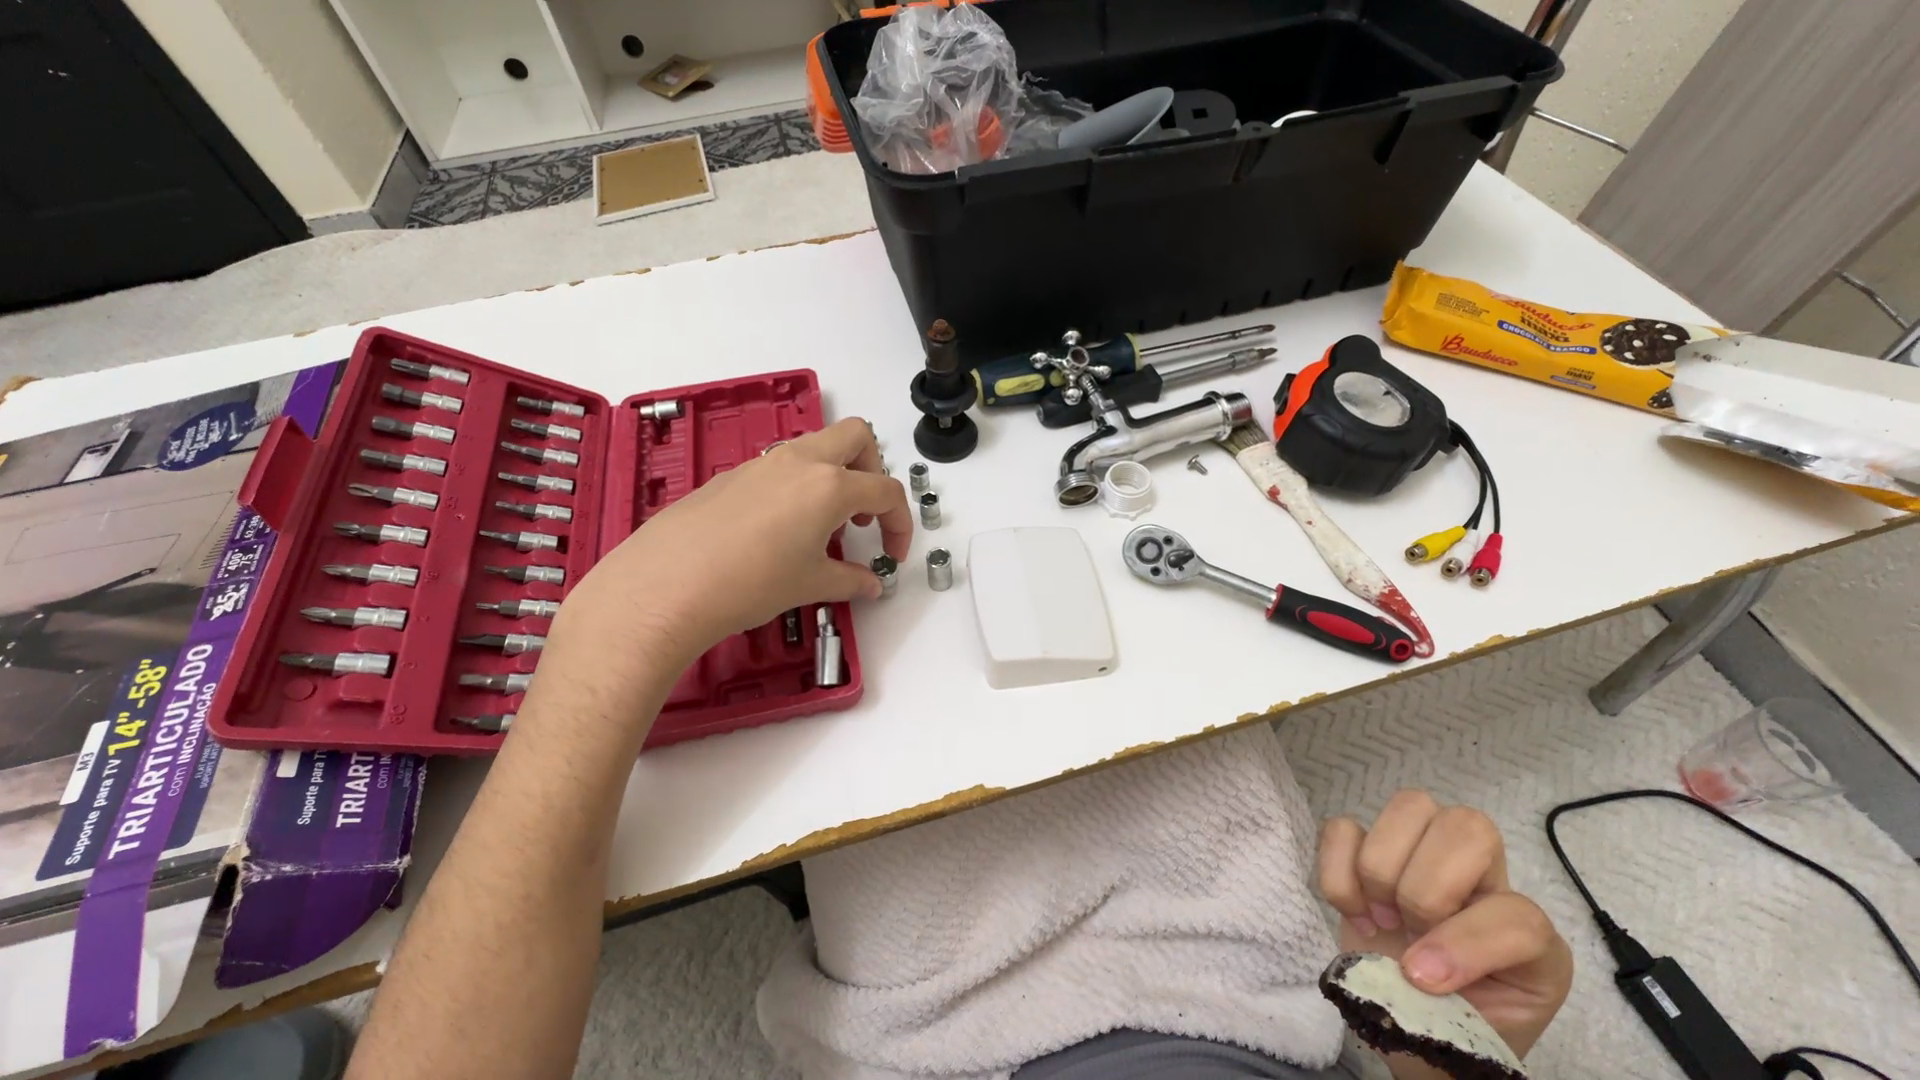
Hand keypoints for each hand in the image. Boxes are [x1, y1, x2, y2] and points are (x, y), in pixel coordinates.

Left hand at [549, 417, 911, 675]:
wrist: (668, 584)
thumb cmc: (748, 583)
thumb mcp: (810, 585)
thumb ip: (850, 580)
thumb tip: (868, 584)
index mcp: (829, 485)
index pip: (886, 491)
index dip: (900, 524)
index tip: (892, 554)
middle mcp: (799, 462)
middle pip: (857, 437)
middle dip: (873, 470)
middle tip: (864, 515)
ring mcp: (762, 464)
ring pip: (815, 446)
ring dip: (834, 475)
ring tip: (823, 527)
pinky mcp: (732, 476)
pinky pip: (780, 466)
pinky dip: (798, 486)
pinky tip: (780, 531)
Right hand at [1317, 791, 1572, 1064]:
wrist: (1415, 1035)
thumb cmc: (1454, 1034)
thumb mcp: (1482, 1036)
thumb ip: (1462, 1000)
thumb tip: (1408, 964)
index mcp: (1526, 931)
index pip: (1515, 913)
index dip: (1467, 944)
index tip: (1423, 982)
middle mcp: (1480, 879)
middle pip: (1468, 826)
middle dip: (1423, 885)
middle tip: (1405, 928)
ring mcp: (1422, 858)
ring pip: (1411, 806)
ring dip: (1379, 868)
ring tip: (1378, 916)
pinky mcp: (1365, 853)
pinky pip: (1343, 826)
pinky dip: (1336, 867)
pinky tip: (1351, 908)